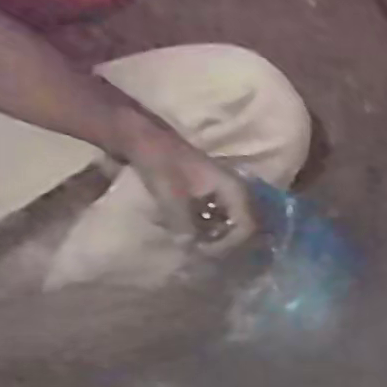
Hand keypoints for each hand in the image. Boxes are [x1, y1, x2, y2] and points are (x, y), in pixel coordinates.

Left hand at [114, 113, 255, 255]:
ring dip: (214, 235)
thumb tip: (189, 247)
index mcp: (236, 192)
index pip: (247, 226)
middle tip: (203, 251)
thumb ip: (183, 223)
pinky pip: (219, 217)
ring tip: (194, 243)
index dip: (230, 242)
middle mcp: (238, 194)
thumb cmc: (159, 161)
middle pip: (242, 227)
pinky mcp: (213, 195)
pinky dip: (206, 226)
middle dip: (224, 241)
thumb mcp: (170, 195)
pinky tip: (189, 230)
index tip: (206, 251)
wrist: (139, 136)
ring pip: (231, 224)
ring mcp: (226, 194)